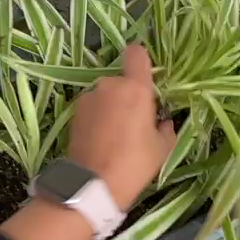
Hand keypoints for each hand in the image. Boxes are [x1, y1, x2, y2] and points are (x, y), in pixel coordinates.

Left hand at [66, 44, 176, 207]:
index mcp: (135, 88)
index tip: (146, 79)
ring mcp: (88, 98)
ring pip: (105, 95)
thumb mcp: (162, 148)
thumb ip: (166, 128)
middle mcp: (109, 86)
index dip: (141, 62)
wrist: (93, 185)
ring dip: (111, 107)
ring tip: (115, 135)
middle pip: (121, 80)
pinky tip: (101, 139)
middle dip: (128, 96)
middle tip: (134, 122)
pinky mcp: (74, 113)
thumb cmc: (134, 164)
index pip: (136, 54)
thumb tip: (163, 122)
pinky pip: (92, 108)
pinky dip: (97, 117)